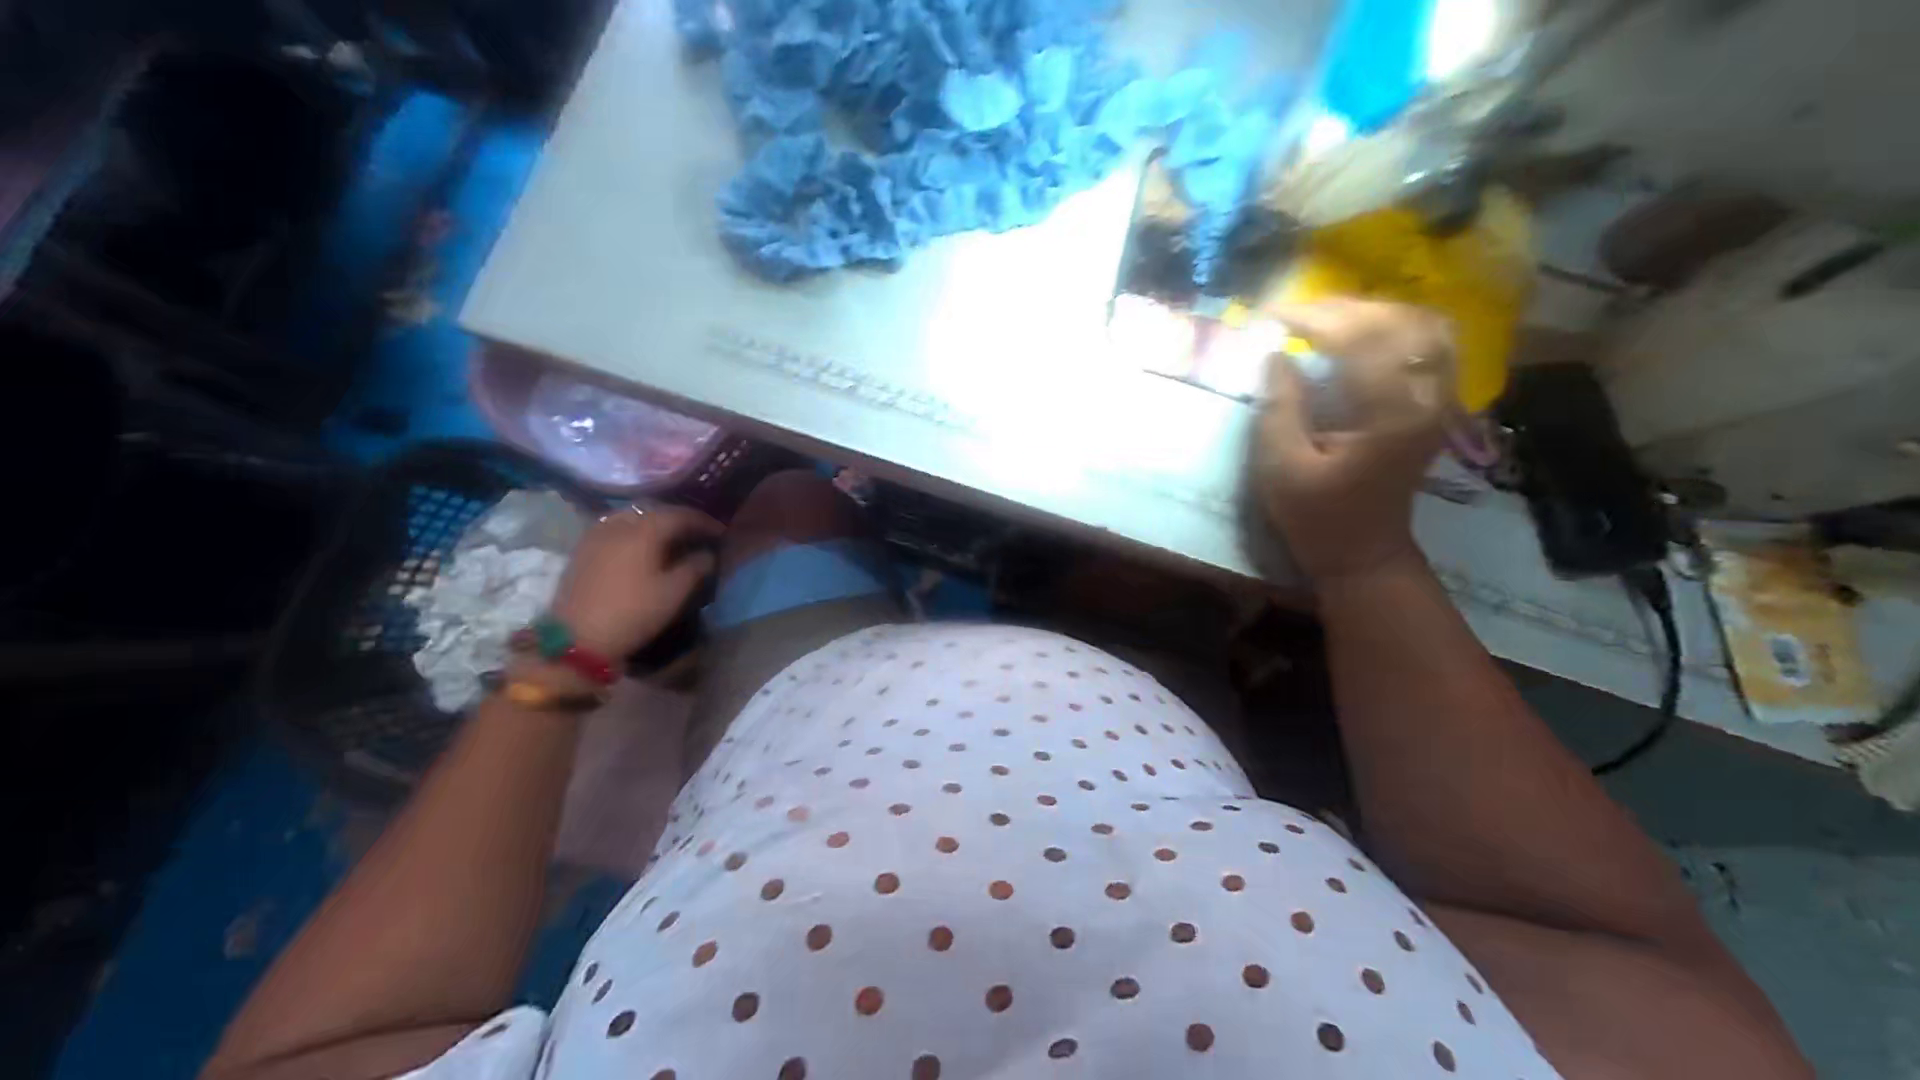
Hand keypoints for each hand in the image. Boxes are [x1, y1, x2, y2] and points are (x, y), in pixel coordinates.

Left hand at [549, 505, 723, 657]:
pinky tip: (641, 547)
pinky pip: (614, 529)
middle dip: (678, 520)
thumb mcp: (673, 593)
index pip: (680, 515)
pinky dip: (633, 532)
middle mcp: (619, 524)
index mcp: (644, 530)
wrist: (576, 639)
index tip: (720, 532)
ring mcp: (596, 535)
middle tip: (696, 534)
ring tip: (669, 539)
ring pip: (632, 518)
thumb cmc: (632, 613)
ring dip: (654, 524)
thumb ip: (695, 568)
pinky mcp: (582, 549)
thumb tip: (707, 554)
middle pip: (654, 512)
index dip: (703, 521)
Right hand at [1255, 299, 1454, 583]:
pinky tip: (1360, 332)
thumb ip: (1279, 408)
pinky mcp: (1435, 402)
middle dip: (1341, 309)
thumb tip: (1277, 356)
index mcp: (1390, 416)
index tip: (1272, 314)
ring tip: (1323, 319)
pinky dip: (1394, 327)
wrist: (1363, 551)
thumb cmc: (1317, 517)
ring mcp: (1439, 399)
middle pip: (1398, 323)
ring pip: (1421, 326)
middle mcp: (1428, 398)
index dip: (1315, 319)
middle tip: (1293, 314)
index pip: (1362, 340)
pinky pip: (1428, 344)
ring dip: (1370, 313)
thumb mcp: (1281, 468)